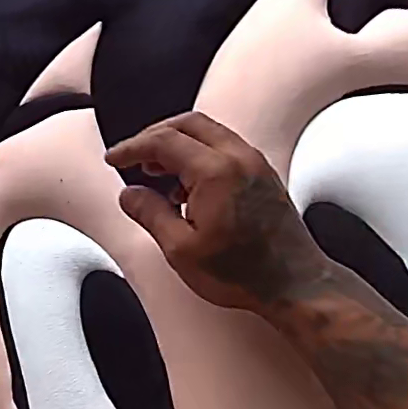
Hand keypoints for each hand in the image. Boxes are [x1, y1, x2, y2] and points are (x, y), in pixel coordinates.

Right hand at [105, 112, 333, 313]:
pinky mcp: (263, 175)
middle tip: (133, 157)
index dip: (132, 147)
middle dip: (154, 137)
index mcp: (215, 172)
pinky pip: (224, 148)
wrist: (292, 284)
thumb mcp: (180, 249)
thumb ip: (150, 214)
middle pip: (187, 124)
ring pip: (208, 133)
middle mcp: (238, 158)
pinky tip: (186, 186)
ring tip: (156, 173)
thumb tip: (130, 194)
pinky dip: (199, 155)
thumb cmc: (243, 272)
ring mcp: (255, 164)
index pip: (163, 141)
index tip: (115, 158)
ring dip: (178, 145)